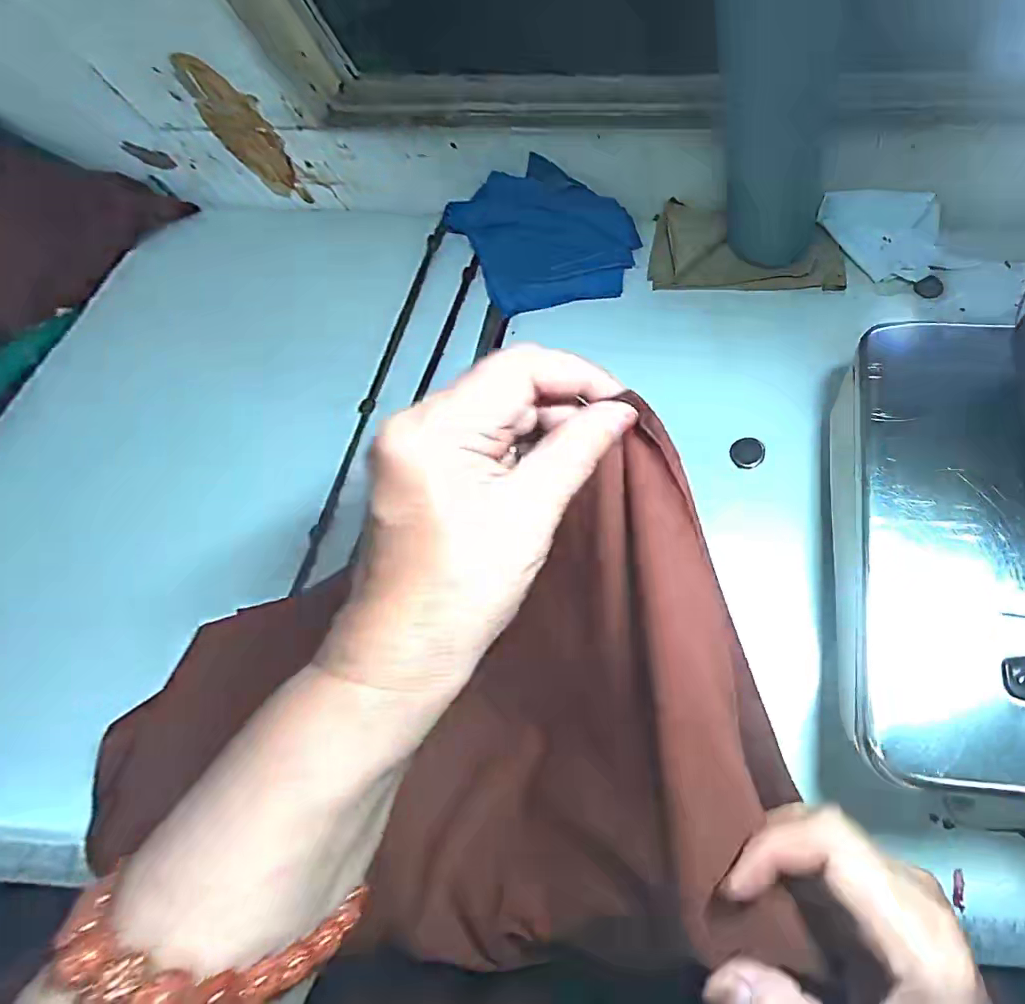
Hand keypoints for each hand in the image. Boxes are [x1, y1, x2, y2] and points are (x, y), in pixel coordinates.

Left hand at [314, 344, 637, 699]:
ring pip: (496, 408)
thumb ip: (578, 449)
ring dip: (546, 422)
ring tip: (587, 451)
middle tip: (611, 432)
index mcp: (434, 428)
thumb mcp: (531, 513)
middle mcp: (416, 422)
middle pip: (505, 383)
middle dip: (564, 400)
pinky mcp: (421, 466)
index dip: (578, 376)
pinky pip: (482, 435)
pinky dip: (522, 443)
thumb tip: (623, 410)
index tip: (623, 404)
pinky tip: (551, 462)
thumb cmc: (465, 592)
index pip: (517, 367)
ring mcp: (415, 444)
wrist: (401, 657)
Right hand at [705, 806, 983, 1003]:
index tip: (730, 889)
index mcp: (915, 923)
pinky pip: (838, 870)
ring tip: (739, 895)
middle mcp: (914, 891)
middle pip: (828, 830)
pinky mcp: (897, 907)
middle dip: (768, 847)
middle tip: (726, 889)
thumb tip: (720, 978)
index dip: (772, 846)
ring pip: (830, 843)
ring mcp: (908, 894)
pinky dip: (797, 879)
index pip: (833, 839)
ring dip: (779, 859)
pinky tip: (772, 909)